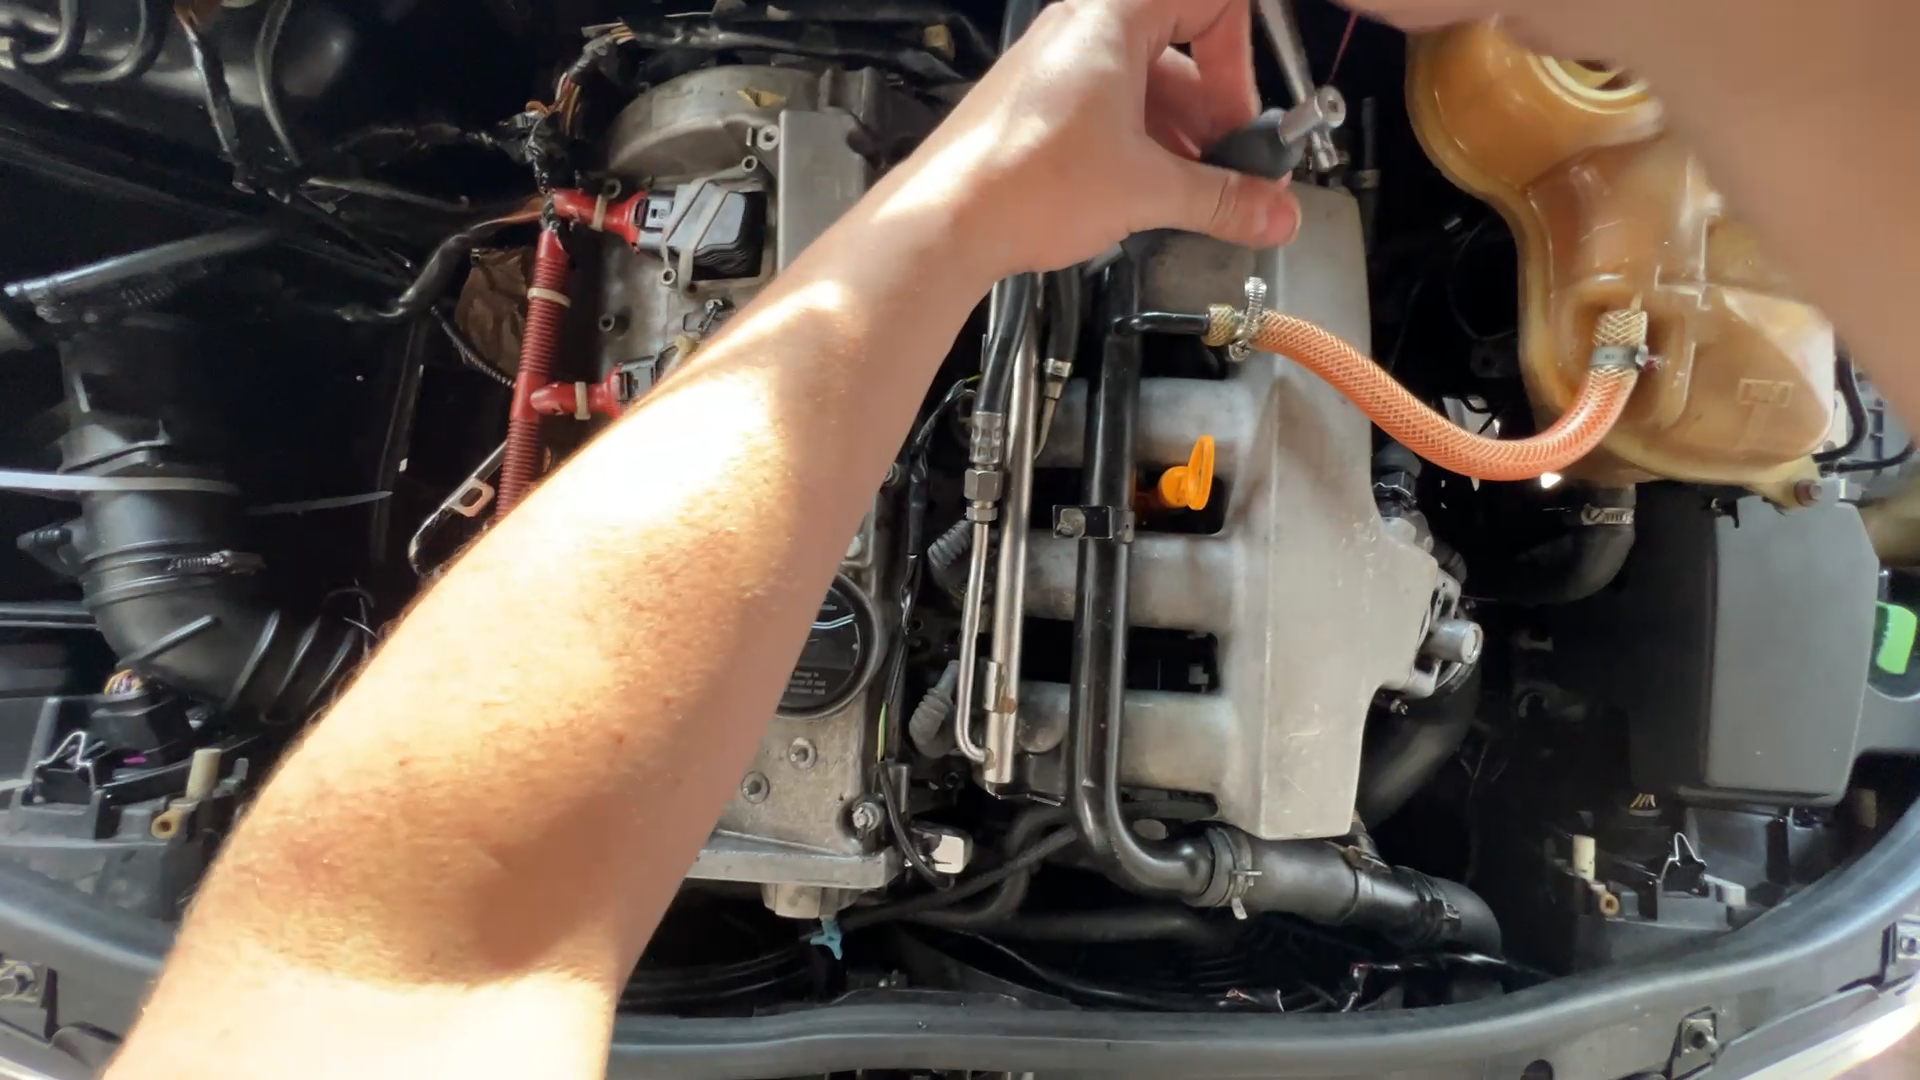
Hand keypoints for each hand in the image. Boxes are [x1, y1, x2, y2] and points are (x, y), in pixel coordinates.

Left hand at [874, 0, 1301, 281]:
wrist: (945, 224)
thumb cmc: (1026, 185)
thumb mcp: (1145, 191)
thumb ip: (1219, 199)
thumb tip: (1271, 214)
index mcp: (1114, 15)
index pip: (1212, 3)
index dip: (1239, 65)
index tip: (1241, 123)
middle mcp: (1079, 30)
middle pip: (1176, 52)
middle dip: (1210, 116)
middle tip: (1224, 170)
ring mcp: (1052, 70)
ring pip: (1138, 91)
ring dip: (1172, 141)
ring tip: (1183, 196)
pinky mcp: (1034, 111)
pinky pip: (1101, 114)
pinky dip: (1131, 149)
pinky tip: (1136, 196)